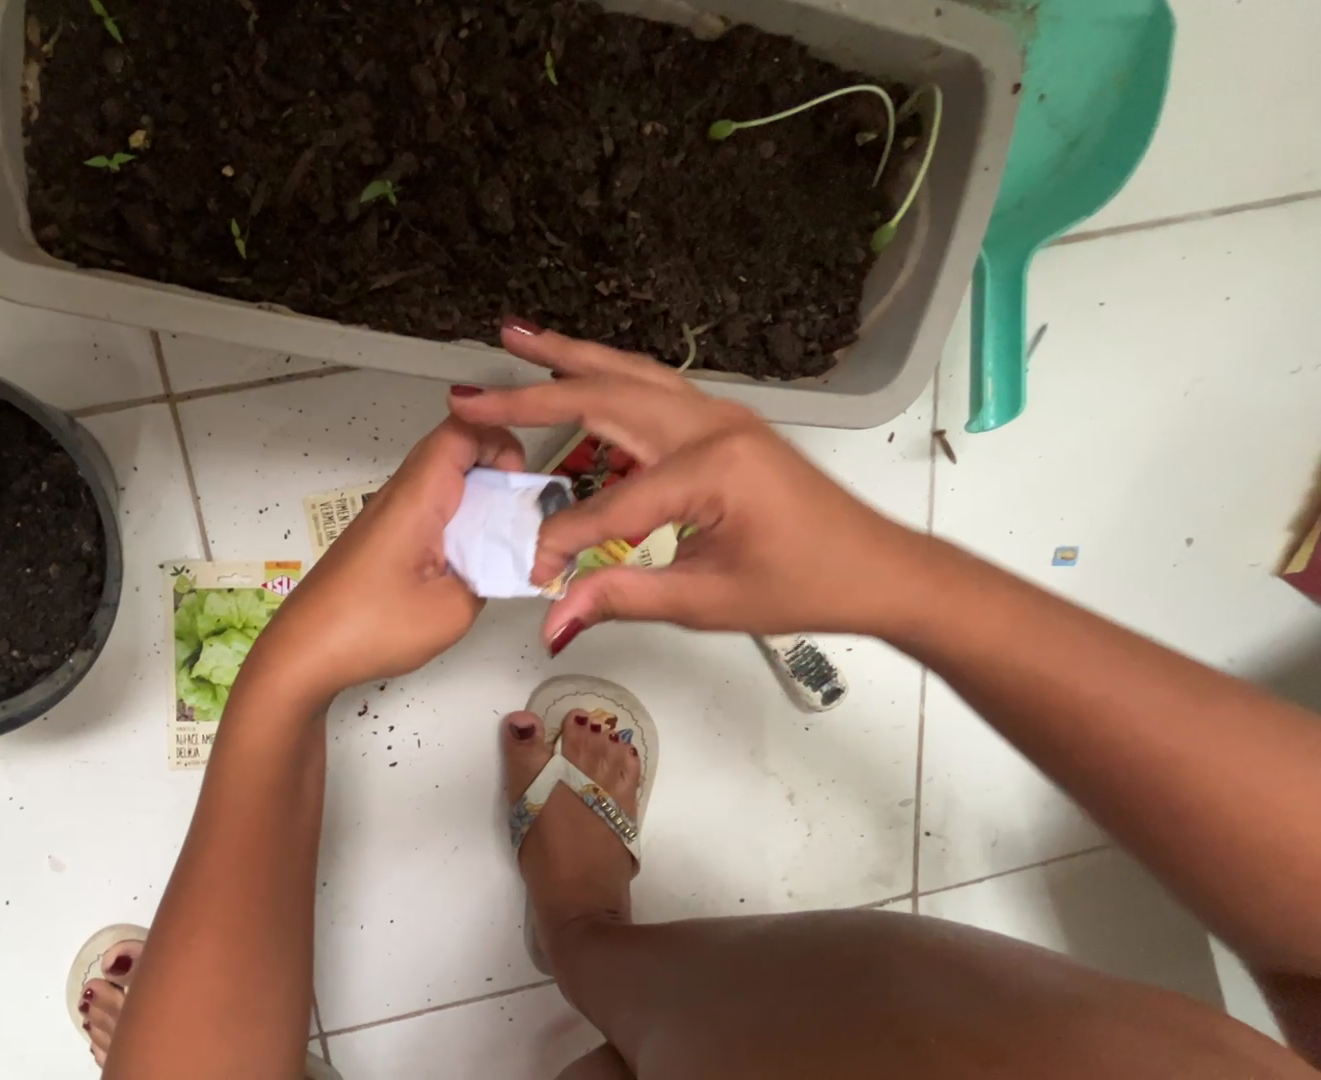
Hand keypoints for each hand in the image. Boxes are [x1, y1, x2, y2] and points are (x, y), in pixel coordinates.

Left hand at [247, 416, 525, 702]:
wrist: (303, 653)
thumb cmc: (368, 628)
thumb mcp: (452, 610)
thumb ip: (489, 575)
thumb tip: (500, 558)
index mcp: (415, 499)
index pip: (459, 430)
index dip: (499, 440)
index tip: (520, 483)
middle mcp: (396, 496)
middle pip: (452, 451)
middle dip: (496, 471)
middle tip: (521, 513)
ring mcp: (383, 517)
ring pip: (439, 482)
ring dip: (475, 500)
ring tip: (500, 541)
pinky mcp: (378, 539)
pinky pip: (424, 511)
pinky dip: (453, 523)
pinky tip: (464, 562)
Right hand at [448, 319, 928, 647]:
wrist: (876, 567)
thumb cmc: (805, 583)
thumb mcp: (707, 600)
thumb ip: (621, 598)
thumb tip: (554, 617)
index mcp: (712, 468)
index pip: (608, 505)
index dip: (563, 541)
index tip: (538, 570)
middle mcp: (712, 425)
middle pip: (601, 397)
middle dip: (529, 394)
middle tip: (471, 394)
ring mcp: (717, 414)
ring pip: (625, 373)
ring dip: (566, 356)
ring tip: (515, 337)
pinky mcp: (718, 420)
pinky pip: (648, 384)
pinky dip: (603, 370)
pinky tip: (576, 368)